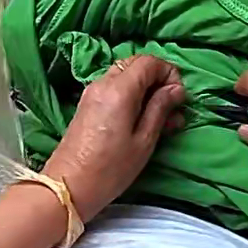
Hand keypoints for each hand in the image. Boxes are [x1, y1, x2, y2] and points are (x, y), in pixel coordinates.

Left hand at [41, 54, 186, 220]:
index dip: (170, 74)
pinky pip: (114, 86)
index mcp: (119, 89)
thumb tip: (176, 89)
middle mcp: (104, 82)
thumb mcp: (144, 141)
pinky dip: (131, 93)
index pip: (150, 62)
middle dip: (158, 78)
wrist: (69, 186)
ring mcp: (92, 91)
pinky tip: (140, 118)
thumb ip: (160, 109)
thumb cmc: (111, 168)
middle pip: (136, 63)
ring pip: (125, 73)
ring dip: (145, 86)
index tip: (179, 98)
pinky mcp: (88, 103)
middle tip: (170, 105)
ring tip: (159, 116)